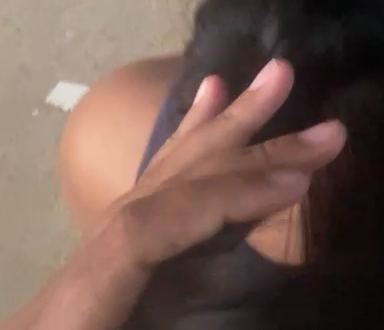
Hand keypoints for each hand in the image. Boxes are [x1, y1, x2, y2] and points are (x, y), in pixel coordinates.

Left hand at [3, 61, 344, 329]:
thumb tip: (265, 302)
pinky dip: (187, 150)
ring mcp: (82, 275)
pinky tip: (210, 105)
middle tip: (314, 113)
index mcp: (68, 319)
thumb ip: (191, 323)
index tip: (299, 183)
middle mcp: (71, 283)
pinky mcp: (101, 280)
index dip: (224, 198)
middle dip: (243, 145)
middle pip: (162, 191)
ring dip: (225, 128)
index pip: (145, 232)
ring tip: (272, 79)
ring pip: (156, 182)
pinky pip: (148, 198)